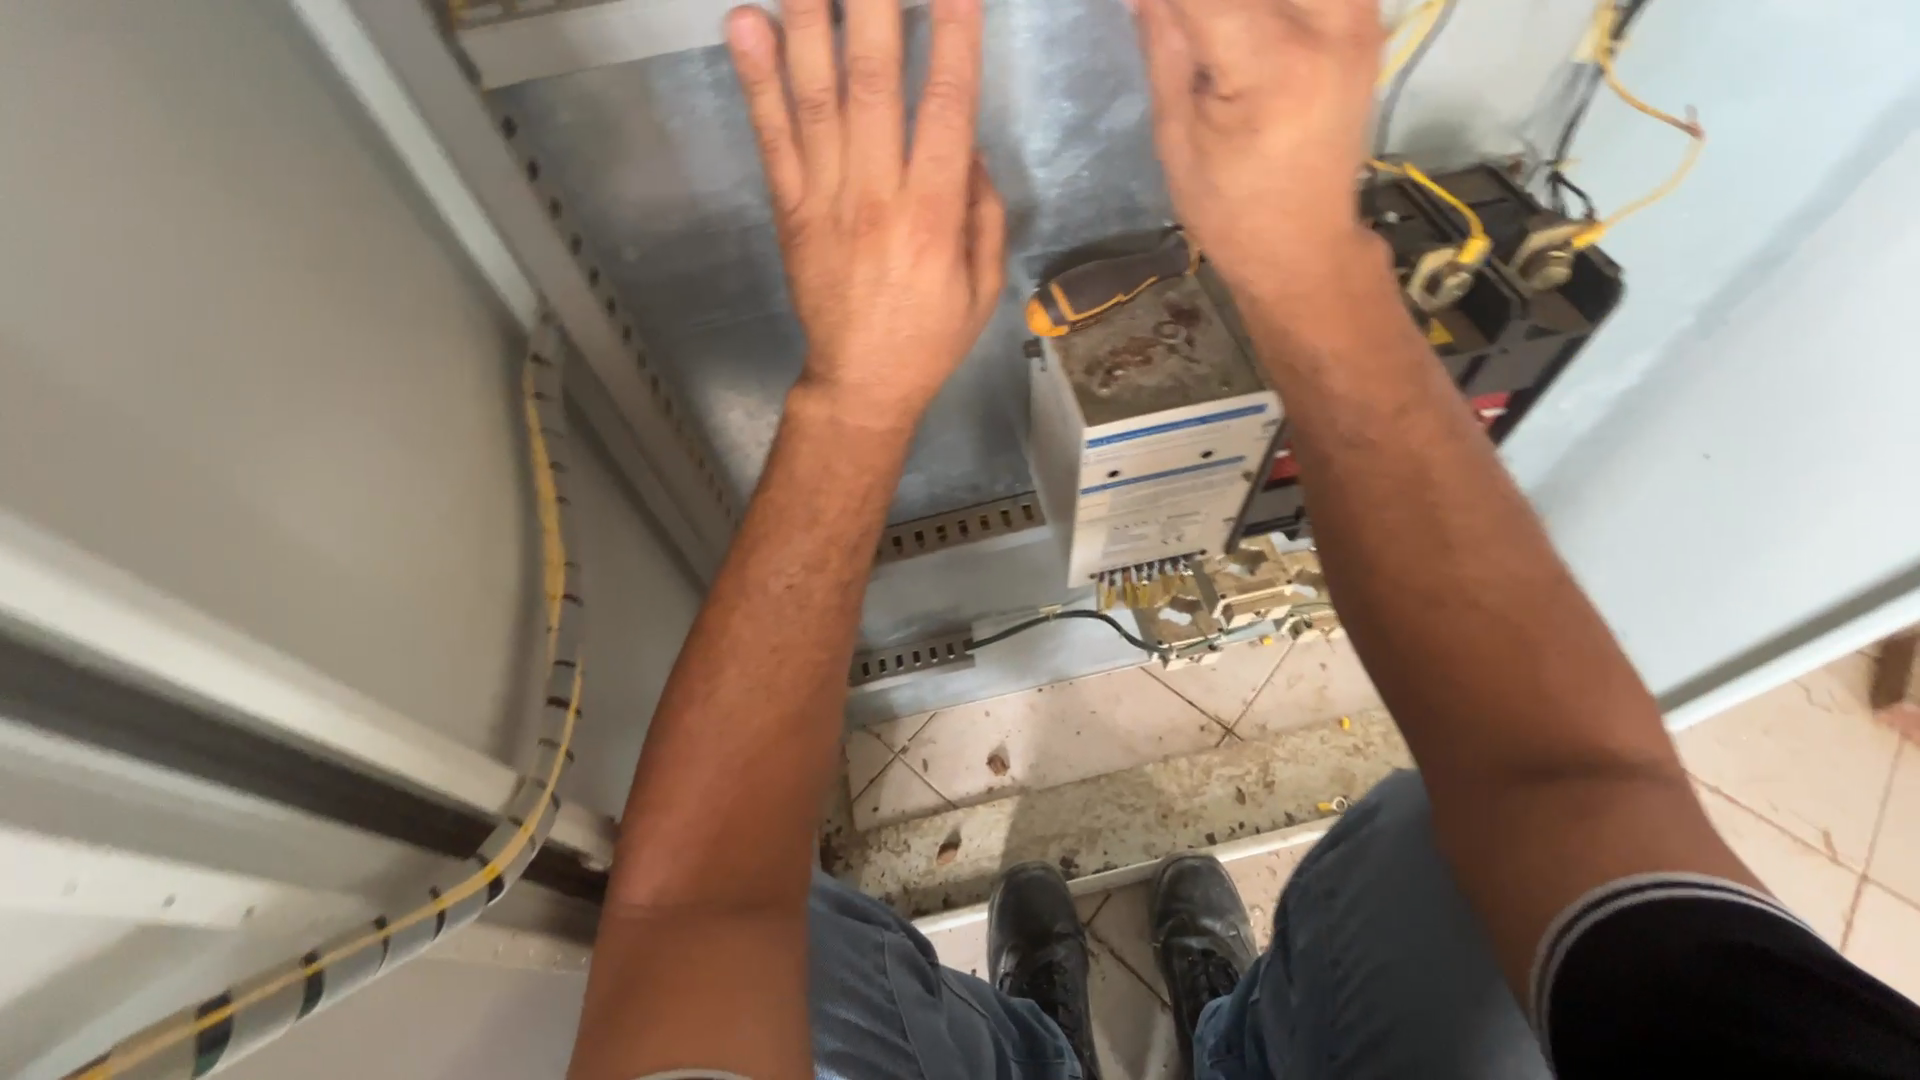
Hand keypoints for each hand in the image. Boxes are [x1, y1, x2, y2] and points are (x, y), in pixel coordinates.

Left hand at [726, 0, 1005, 427]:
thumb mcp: (983, 289)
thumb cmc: (929, 340)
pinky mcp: (790, 210)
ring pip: (817, 95)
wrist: (861, 384)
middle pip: (875, 81)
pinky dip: (757, 80)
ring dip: (810, 17)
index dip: (954, 35)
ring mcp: (826, 199)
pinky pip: (772, 138)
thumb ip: (984, 215)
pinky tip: (745, 24)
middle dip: (875, 3)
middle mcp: (876, 195)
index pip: (948, 106)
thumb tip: (972, 150)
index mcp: (933, 216)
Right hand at [1133, 0, 1385, 309]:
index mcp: (1273, 65)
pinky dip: (1269, 5)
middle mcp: (1330, 21)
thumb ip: (1164, 44)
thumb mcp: (1177, 137)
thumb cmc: (1229, 211)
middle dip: (1201, 2)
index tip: (1142, 5)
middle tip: (1175, 24)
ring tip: (1209, 34)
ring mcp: (1359, 13)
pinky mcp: (1367, 15)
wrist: (1303, 246)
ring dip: (1235, 5)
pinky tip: (1241, 26)